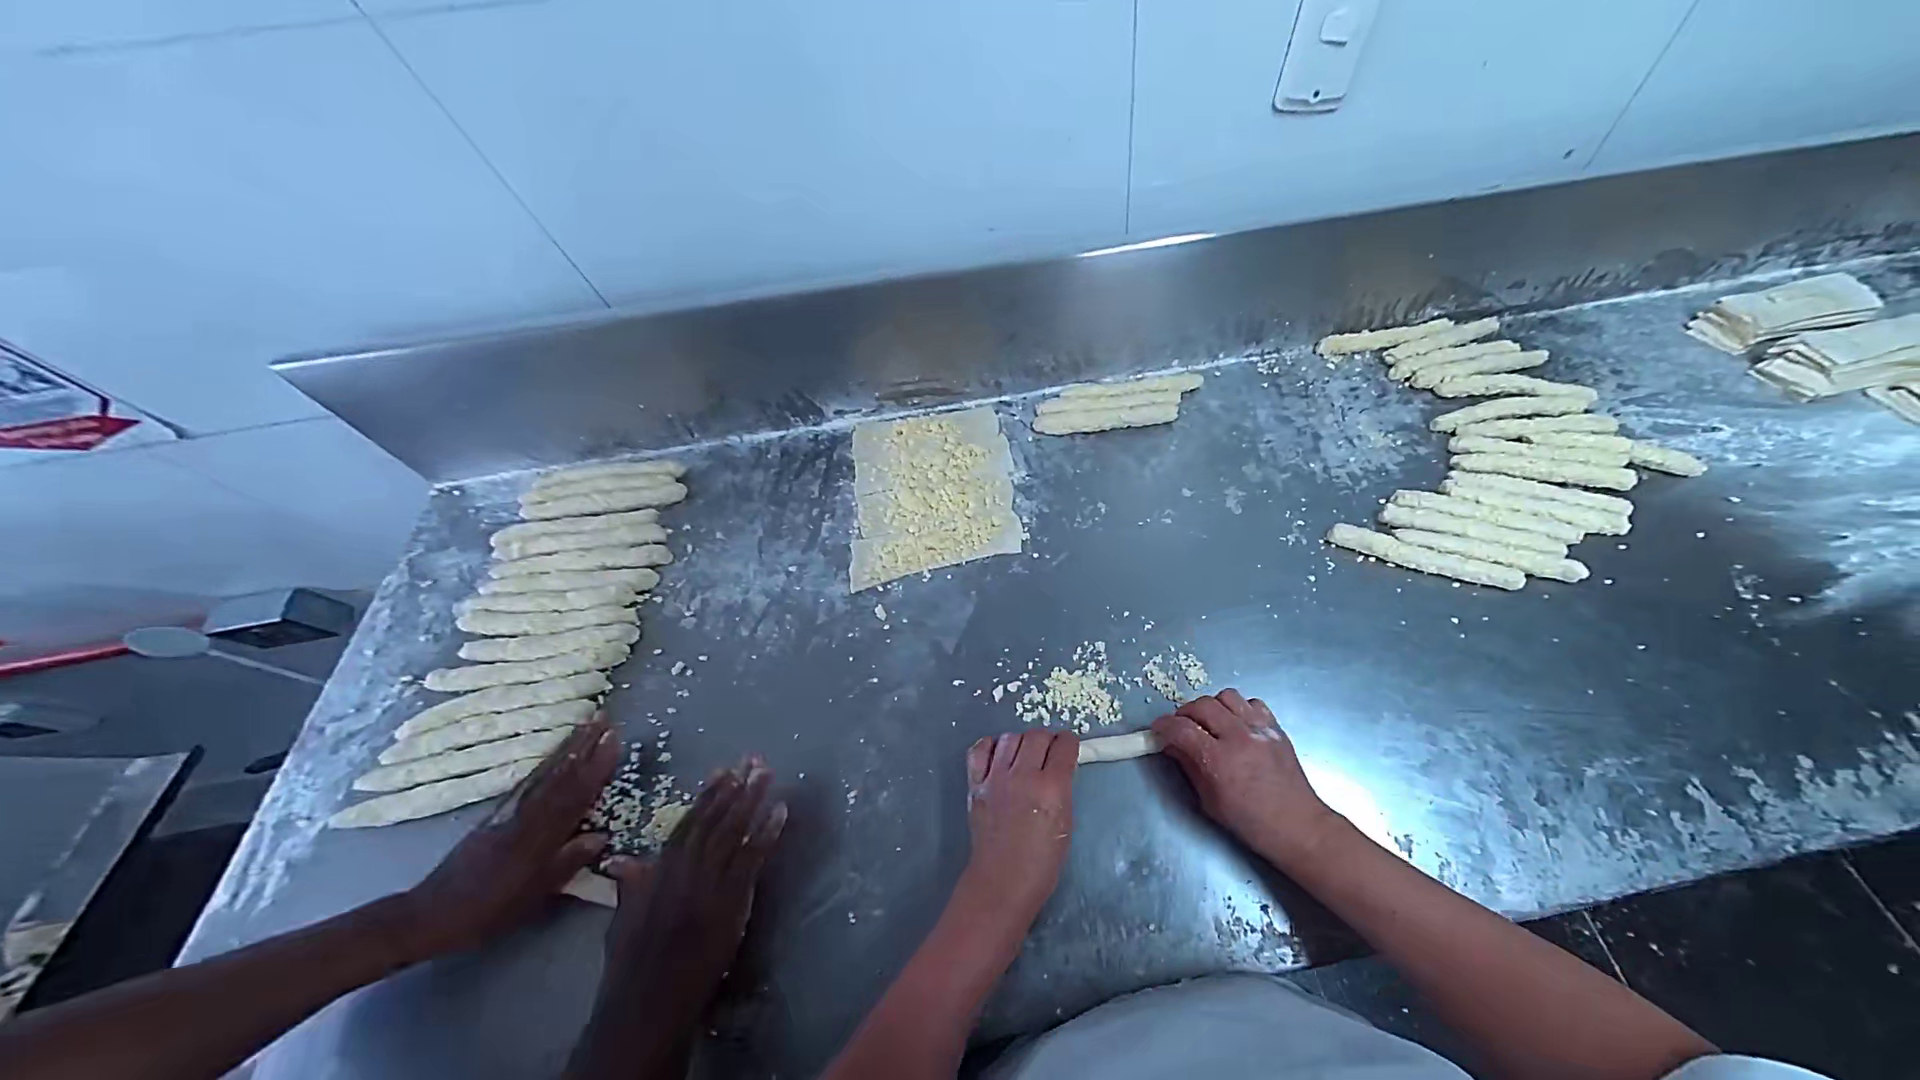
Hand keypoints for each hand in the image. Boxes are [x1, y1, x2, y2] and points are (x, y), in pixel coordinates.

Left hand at [400, 716, 619, 957]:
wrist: (426, 916)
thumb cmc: (484, 914)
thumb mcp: (529, 900)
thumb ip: (565, 866)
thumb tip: (600, 836)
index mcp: (536, 840)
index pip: (573, 796)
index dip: (596, 767)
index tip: (614, 739)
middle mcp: (524, 819)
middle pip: (559, 777)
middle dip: (584, 745)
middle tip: (603, 716)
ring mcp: (509, 814)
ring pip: (544, 775)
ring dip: (568, 748)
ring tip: (585, 725)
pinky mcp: (497, 816)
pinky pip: (530, 783)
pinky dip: (547, 764)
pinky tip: (556, 756)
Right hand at [598, 758, 786, 1022]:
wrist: (647, 1000)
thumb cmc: (631, 961)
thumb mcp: (624, 916)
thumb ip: (632, 883)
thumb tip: (621, 860)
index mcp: (661, 869)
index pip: (688, 822)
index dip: (708, 795)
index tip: (723, 770)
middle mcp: (686, 868)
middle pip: (716, 819)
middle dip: (736, 788)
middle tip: (754, 761)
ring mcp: (710, 882)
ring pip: (734, 831)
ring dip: (753, 800)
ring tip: (768, 775)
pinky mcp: (732, 900)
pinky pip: (753, 859)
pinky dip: (767, 833)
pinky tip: (780, 812)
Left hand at [961, 730, 1077, 922]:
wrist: (1002, 881)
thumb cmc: (1042, 861)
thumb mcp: (1065, 821)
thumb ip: (1062, 788)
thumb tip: (1060, 765)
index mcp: (1051, 788)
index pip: (1064, 746)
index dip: (1069, 743)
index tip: (1069, 746)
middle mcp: (1023, 776)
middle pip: (1037, 736)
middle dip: (1048, 739)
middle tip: (1050, 751)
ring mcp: (996, 778)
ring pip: (1011, 737)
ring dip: (1023, 741)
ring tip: (1026, 754)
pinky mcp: (975, 783)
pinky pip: (980, 750)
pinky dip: (991, 746)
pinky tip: (999, 754)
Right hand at [1150, 690, 1339, 868]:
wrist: (1298, 827)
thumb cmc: (1250, 822)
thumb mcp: (1209, 801)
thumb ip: (1189, 767)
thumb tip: (1172, 746)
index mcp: (1219, 760)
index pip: (1182, 728)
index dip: (1164, 725)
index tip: (1158, 728)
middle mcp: (1239, 738)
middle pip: (1202, 705)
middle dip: (1185, 713)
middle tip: (1182, 725)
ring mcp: (1260, 730)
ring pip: (1227, 696)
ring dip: (1212, 706)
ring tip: (1210, 722)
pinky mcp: (1276, 729)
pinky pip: (1252, 703)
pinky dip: (1238, 709)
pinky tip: (1236, 724)